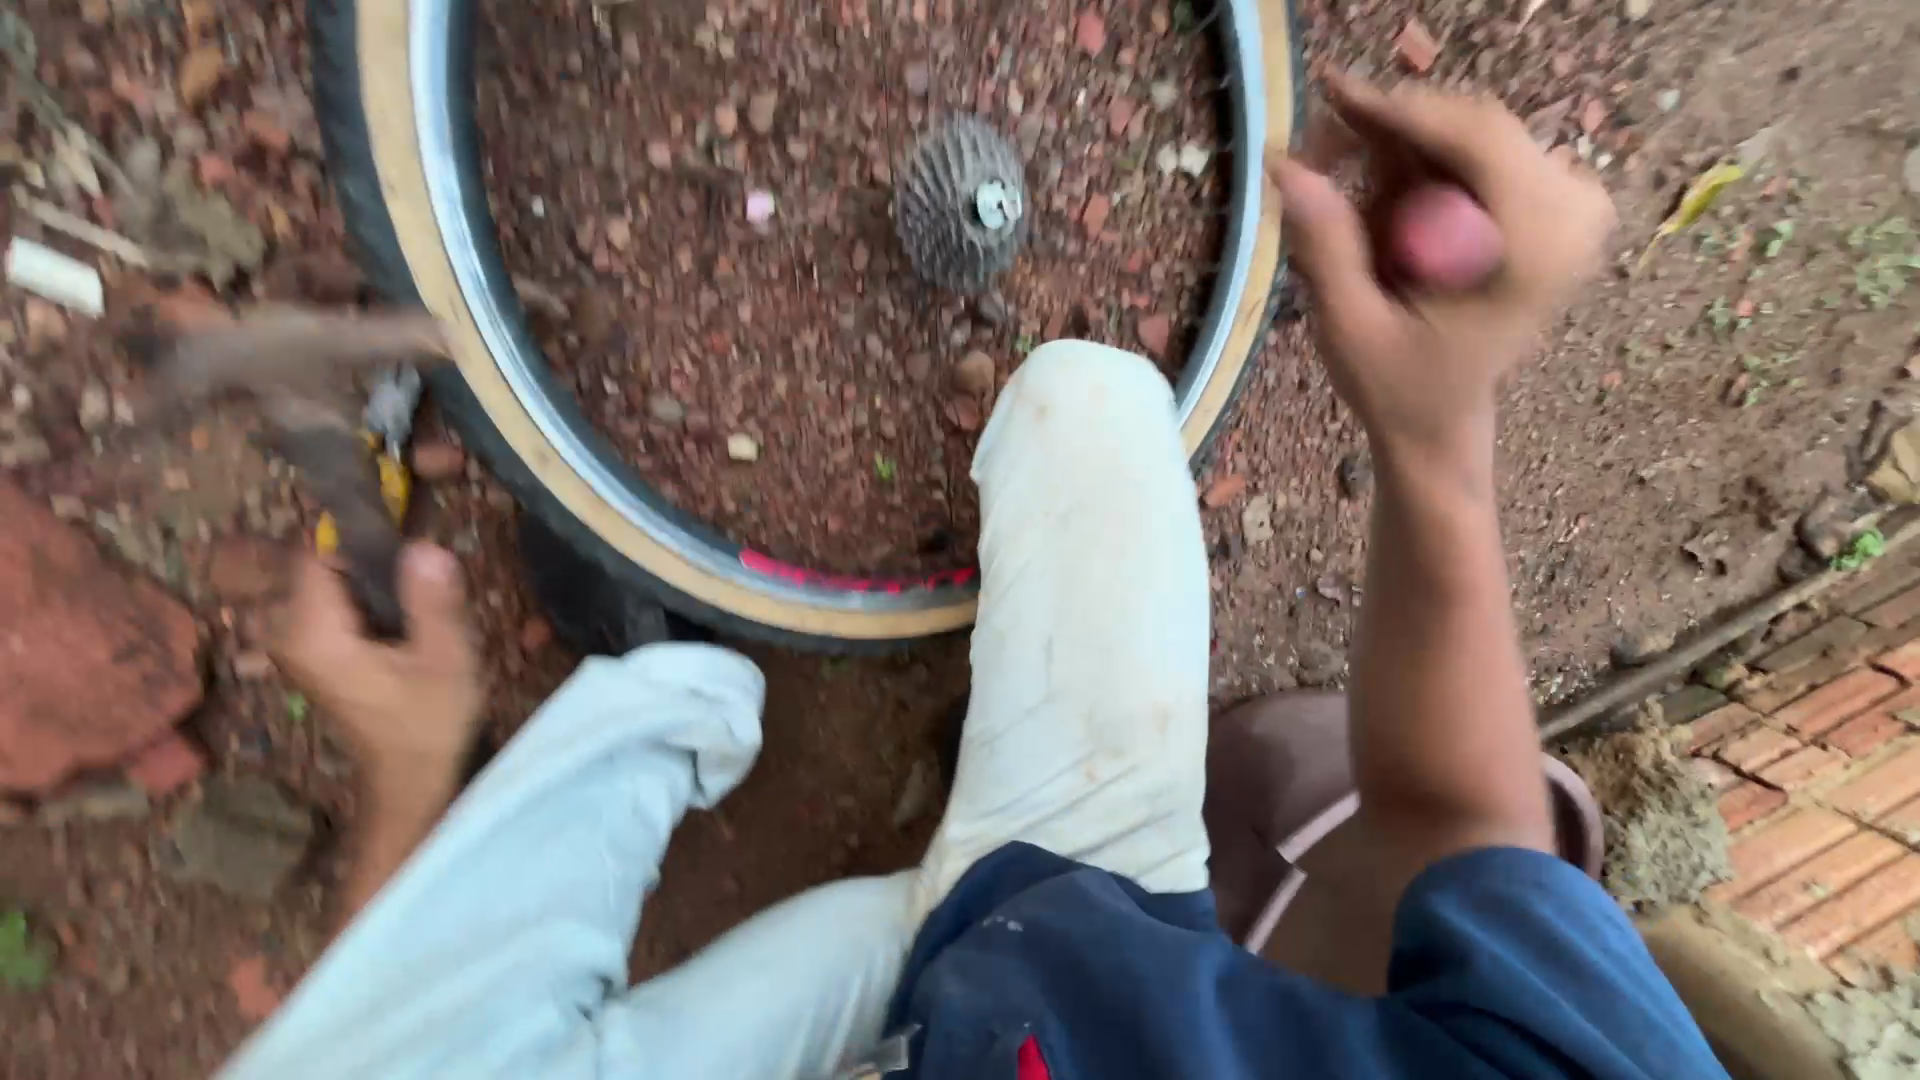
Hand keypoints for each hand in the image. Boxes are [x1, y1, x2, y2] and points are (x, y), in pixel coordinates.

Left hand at [271, 543, 482, 787]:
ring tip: (424, 589)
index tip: (410, 529)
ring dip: (374, 579)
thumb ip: (433, 602)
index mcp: (313, 633)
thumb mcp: (445, 658)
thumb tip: (425, 545)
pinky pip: (336, 606)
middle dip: (371, 559)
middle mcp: (289, 635)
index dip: (362, 537)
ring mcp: (299, 647)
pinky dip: (369, 599)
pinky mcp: (318, 656)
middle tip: (427, 569)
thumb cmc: (430, 721)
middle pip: (321, 569)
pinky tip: (409, 614)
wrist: (413, 777)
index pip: (317, 556)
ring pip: (330, 586)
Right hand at [1271, 77, 1615, 462]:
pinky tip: (1377, 215)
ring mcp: (1566, 208)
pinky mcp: (1547, 209)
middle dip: (1387, 135)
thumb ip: (1324, 246)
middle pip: (1473, 130)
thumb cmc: (1395, 387)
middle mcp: (1570, 215)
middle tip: (1312, 159)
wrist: (1439, 423)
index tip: (1330, 96)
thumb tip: (1285, 167)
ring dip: (1395, 158)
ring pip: (1467, 141)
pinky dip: (1416, 175)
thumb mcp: (1349, 324)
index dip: (1400, 109)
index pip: (1477, 138)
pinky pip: (1472, 162)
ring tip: (1340, 207)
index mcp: (1535, 250)